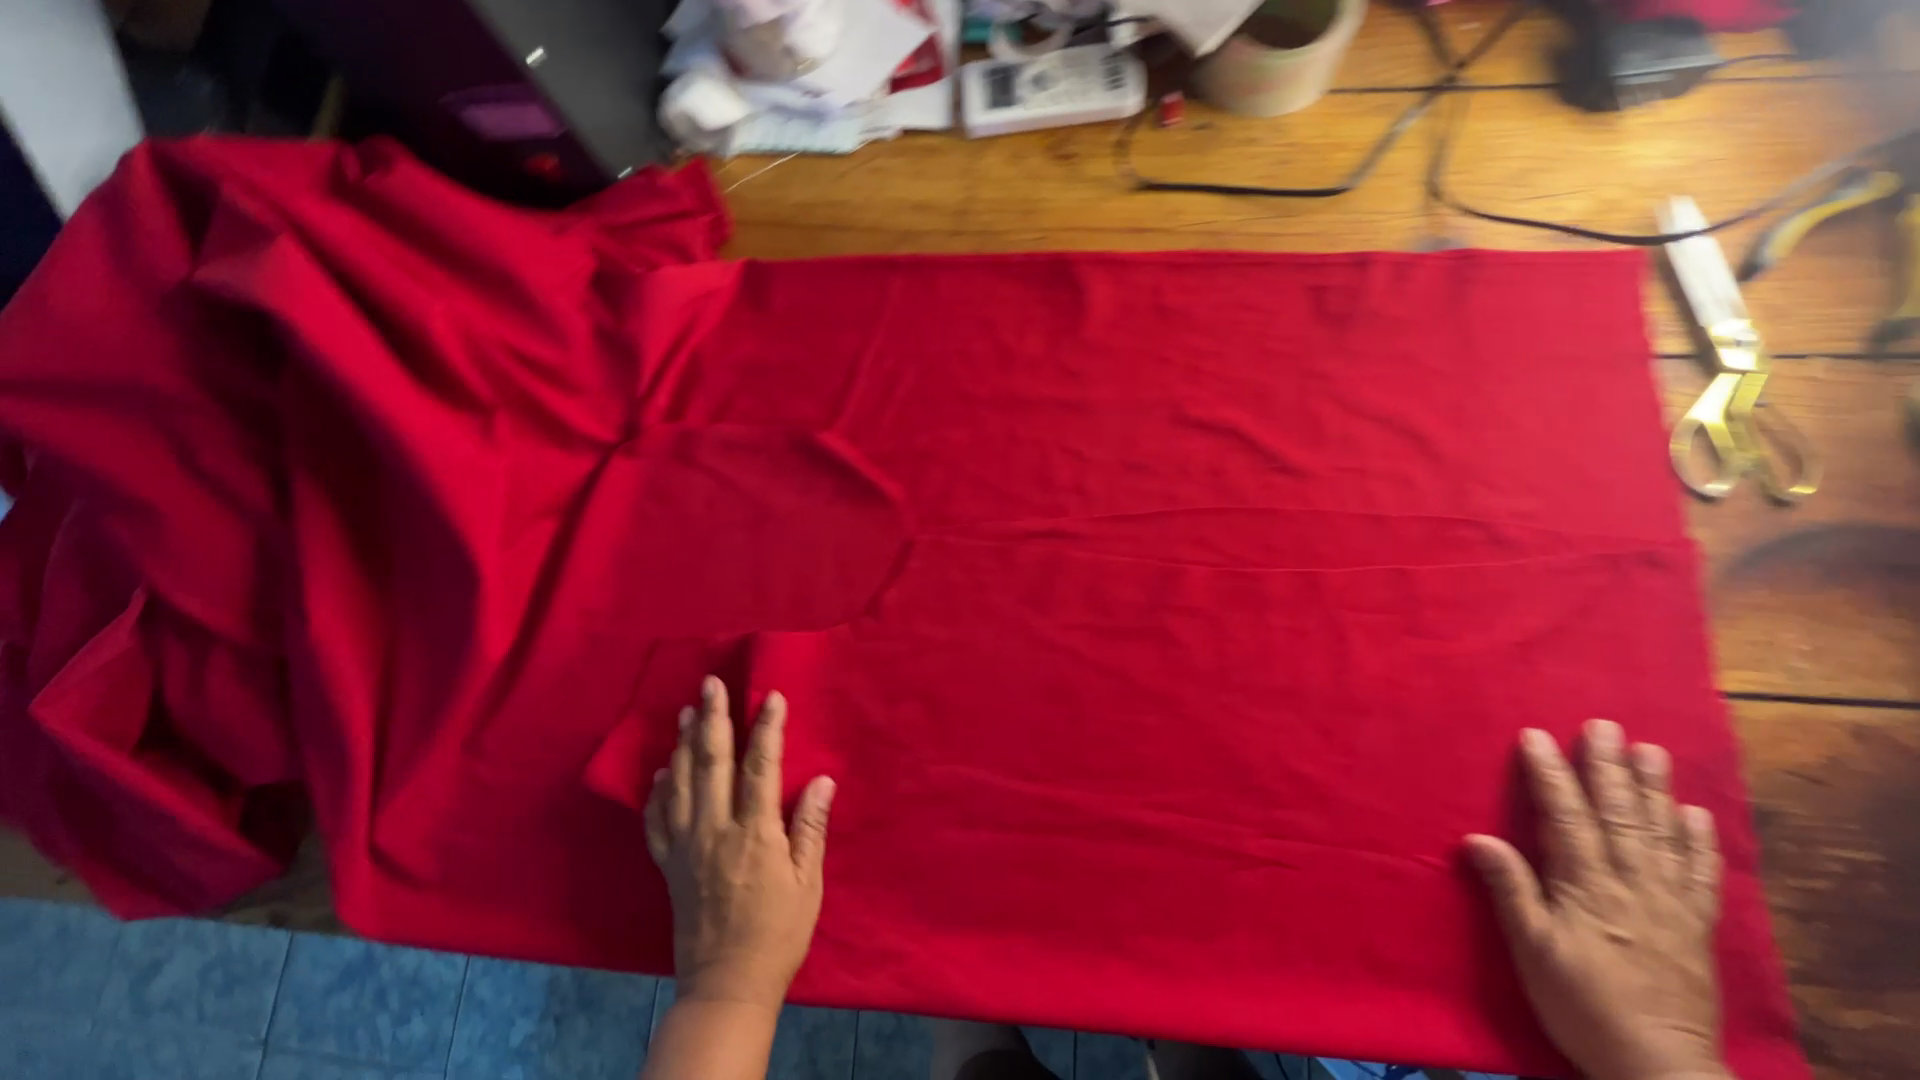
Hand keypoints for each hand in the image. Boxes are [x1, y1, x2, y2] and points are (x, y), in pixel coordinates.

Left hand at [645, 676, 836, 1008]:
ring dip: (682, 744)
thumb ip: (810, 828)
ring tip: (684, 712)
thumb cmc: (778, 932)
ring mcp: (685, 847)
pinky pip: (656, 821)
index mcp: (755, 833)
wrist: (727, 982)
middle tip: (710, 684)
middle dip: (712, 719)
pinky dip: (656, 792)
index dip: (767, 728)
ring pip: (679, 783)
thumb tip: (820, 779)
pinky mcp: (668, 866)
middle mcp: (715, 830)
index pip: (761, 766)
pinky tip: (659, 772)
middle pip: (711, 763)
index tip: (771, 696)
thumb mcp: (807, 882)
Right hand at [1466, 720, 1728, 1079]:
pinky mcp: (1694, 926)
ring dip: (1654, 790)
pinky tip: (1694, 813)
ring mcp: (1669, 903)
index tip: (1536, 735)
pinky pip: (1699, 874)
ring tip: (1652, 750)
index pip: (1565, 818)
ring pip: (1661, 834)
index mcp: (1586, 886)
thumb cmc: (1579, 1001)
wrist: (1656, 1062)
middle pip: (1619, 816)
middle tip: (1605, 725)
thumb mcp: (1531, 949)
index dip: (1551, 775)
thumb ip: (1510, 890)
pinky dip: (1698, 841)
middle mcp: (1631, 884)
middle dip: (1609, 768)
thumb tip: (1477, 838)